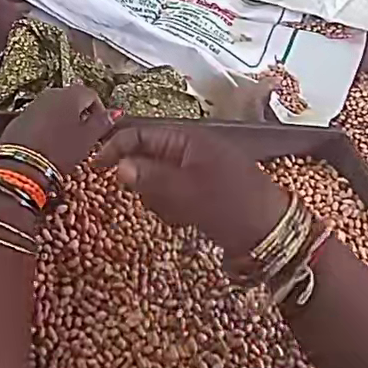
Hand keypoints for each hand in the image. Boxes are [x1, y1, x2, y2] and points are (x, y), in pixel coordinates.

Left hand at [0, 85, 115, 177]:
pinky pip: (40, 117)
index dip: (100, 111)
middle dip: (81, 115)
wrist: (21, 166)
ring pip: (55, 108)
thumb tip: (116, 112)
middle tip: (86, 136)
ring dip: (64, 120)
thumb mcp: (87, 139)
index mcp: (70, 95)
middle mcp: (50, 94)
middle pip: (72, 99)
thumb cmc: (60, 151)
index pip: (91, 94)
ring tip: (68, 142)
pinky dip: (48, 126)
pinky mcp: (19, 119)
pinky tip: (49, 144)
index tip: (101, 128)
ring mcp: (32, 105)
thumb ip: (103, 122)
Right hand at [92, 125, 289, 255]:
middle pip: (147, 157)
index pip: (142, 133)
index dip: (116, 147)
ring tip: (177, 213)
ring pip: (158, 181)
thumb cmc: (230, 204)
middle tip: (152, 201)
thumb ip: (150, 178)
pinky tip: (187, 221)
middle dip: (144, 181)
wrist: (272, 233)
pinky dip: (173, 209)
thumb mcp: (186, 191)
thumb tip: (118, 167)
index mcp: (187, 139)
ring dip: (159, 199)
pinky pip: (173, 197)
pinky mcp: (202, 194)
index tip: (95, 169)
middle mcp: (190, 151)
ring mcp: (197, 172)